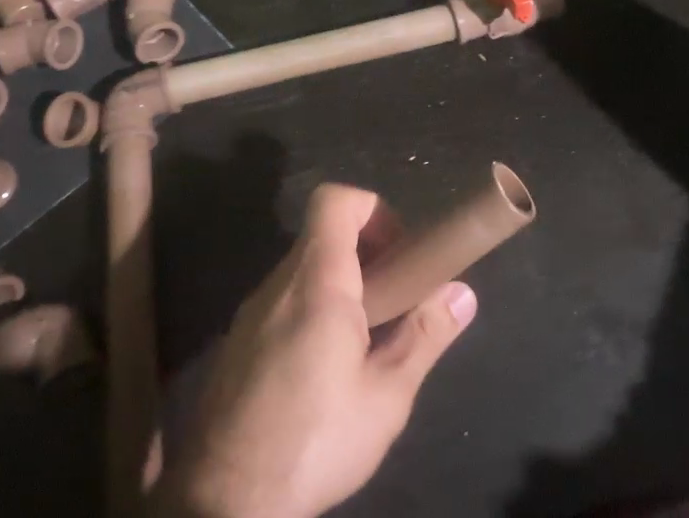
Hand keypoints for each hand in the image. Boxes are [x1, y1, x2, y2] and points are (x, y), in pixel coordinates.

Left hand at [154, 185, 477, 517]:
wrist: (226, 497)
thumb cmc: (316, 440)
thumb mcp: (385, 396)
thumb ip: (424, 336)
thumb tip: (462, 293)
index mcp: (318, 283)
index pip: (336, 200)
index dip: (374, 209)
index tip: (401, 253)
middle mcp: (278, 284)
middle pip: (322, 234)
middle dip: (367, 252)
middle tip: (397, 299)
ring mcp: (251, 312)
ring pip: (302, 270)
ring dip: (340, 284)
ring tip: (368, 339)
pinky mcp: (238, 342)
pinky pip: (282, 302)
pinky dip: (312, 309)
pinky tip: (327, 367)